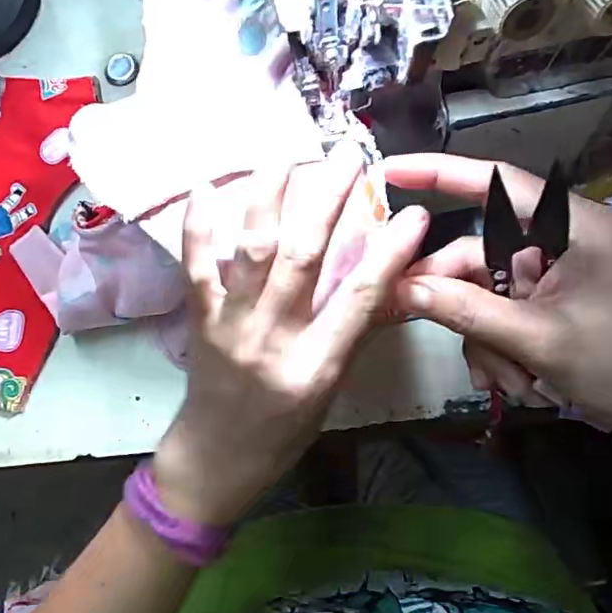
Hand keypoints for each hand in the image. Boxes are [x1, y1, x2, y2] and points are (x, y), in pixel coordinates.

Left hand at [153, 147, 430, 525]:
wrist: (216, 458)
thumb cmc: (283, 432)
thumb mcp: (331, 390)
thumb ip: (355, 334)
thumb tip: (390, 282)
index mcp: (316, 365)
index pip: (361, 298)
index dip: (391, 252)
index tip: (414, 213)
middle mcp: (273, 338)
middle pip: (304, 257)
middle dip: (329, 199)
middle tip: (348, 155)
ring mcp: (230, 326)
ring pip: (252, 250)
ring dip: (270, 197)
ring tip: (286, 156)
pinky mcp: (199, 319)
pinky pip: (196, 267)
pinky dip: (199, 227)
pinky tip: (205, 188)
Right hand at [384, 153, 611, 445]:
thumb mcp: (540, 338)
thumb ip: (467, 310)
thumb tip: (400, 287)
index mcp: (572, 226)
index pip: (495, 183)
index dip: (440, 173)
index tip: (390, 171)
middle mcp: (561, 244)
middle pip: (480, 254)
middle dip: (463, 303)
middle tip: (426, 329)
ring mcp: (557, 280)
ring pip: (487, 295)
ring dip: (487, 341)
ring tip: (513, 382)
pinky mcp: (556, 311)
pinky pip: (504, 319)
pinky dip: (502, 351)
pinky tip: (522, 385)